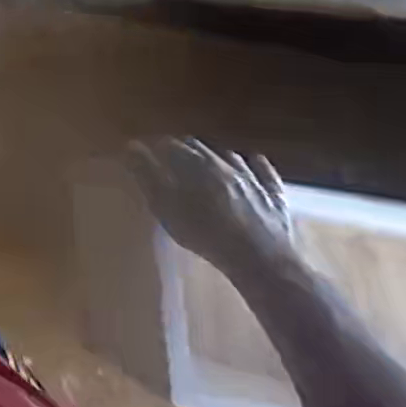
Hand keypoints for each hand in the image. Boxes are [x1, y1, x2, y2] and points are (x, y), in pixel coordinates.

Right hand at [126, 136, 296, 276]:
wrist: (262, 262)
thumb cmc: (204, 233)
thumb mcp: (163, 206)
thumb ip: (146, 174)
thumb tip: (132, 147)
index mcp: (193, 165)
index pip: (167, 144)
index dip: (152, 145)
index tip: (141, 151)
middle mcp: (222, 165)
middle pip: (196, 146)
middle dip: (178, 147)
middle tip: (165, 157)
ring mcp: (252, 180)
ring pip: (228, 155)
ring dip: (210, 153)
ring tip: (199, 160)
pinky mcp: (274, 196)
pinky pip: (265, 172)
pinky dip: (255, 163)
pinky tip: (251, 160)